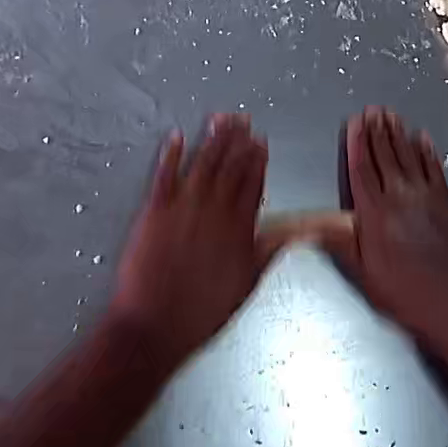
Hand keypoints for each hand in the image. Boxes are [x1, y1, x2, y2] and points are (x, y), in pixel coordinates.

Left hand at [108, 114, 270, 364]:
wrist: (154, 327)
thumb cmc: (202, 312)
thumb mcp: (246, 284)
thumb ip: (267, 251)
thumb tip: (293, 233)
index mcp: (238, 228)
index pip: (253, 184)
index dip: (258, 161)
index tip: (261, 142)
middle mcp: (215, 210)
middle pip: (231, 167)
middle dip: (239, 141)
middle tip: (244, 120)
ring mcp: (184, 208)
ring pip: (203, 164)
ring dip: (213, 140)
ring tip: (221, 119)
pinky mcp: (155, 211)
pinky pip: (164, 175)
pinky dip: (171, 154)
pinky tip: (176, 136)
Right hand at [321, 106, 447, 345]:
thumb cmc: (402, 290)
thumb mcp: (362, 270)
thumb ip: (339, 240)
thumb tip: (308, 224)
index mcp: (374, 212)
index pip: (362, 168)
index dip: (357, 142)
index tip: (355, 122)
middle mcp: (399, 196)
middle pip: (385, 156)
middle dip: (377, 131)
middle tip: (373, 109)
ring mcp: (424, 196)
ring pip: (408, 156)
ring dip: (398, 134)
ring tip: (391, 115)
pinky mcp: (443, 202)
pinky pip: (433, 168)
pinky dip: (426, 151)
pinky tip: (422, 137)